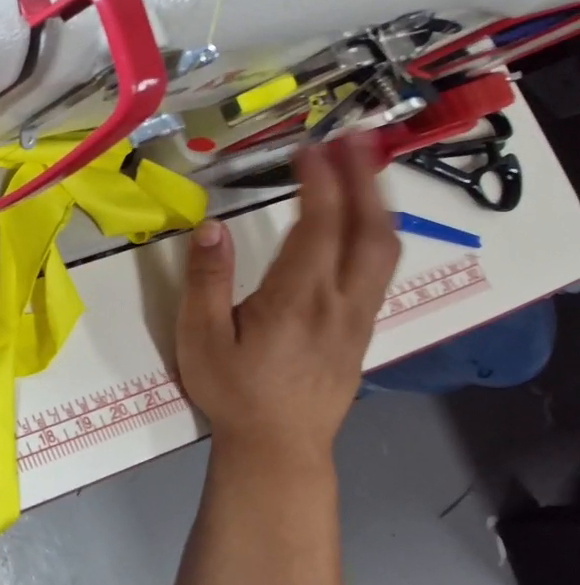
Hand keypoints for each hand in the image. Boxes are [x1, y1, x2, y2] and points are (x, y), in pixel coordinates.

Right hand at [177, 135, 400, 461]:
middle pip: (369, 230)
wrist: (278, 443)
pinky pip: (380, 269)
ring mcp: (359, 315)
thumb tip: (211, 228)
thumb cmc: (231, 389)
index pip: (318, 228)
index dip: (320, 182)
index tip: (311, 148)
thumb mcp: (200, 337)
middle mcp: (341, 301)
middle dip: (364, 179)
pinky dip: (377, 232)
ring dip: (378, 202)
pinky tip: (363, 223)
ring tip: (365, 169)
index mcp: (298, 299)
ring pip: (385, 248)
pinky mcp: (362, 328)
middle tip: (351, 140)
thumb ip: (207, 282)